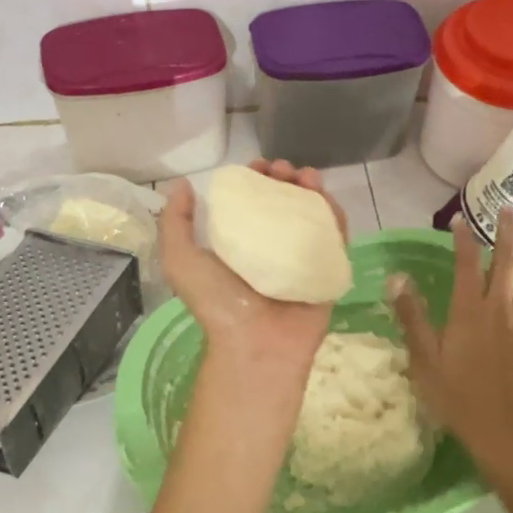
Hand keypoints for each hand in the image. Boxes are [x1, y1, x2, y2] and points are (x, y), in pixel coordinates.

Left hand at [159, 159, 345, 366]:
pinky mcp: (328, 273)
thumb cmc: (218, 303)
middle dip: (286, 180)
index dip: (256, 180)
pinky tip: (328, 198)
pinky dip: (336, 215)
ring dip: (312, 190)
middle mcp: (272, 250)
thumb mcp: (181, 260)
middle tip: (285, 171)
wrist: (256, 346)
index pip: (252, 203)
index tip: (259, 166)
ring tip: (307, 177)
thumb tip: (184, 185)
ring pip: (313, 216)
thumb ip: (176, 222)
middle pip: (285, 204)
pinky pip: (336, 239)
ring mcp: (302, 261)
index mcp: (240, 246)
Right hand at [392, 207, 512, 468]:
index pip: (467, 264)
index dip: (463, 240)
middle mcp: (497, 311)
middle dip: (506, 234)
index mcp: (468, 311)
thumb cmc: (456, 396)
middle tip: (508, 210)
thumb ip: (412, 316)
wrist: (501, 430)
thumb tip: (397, 279)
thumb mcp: (424, 358)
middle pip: (506, 264)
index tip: (458, 219)